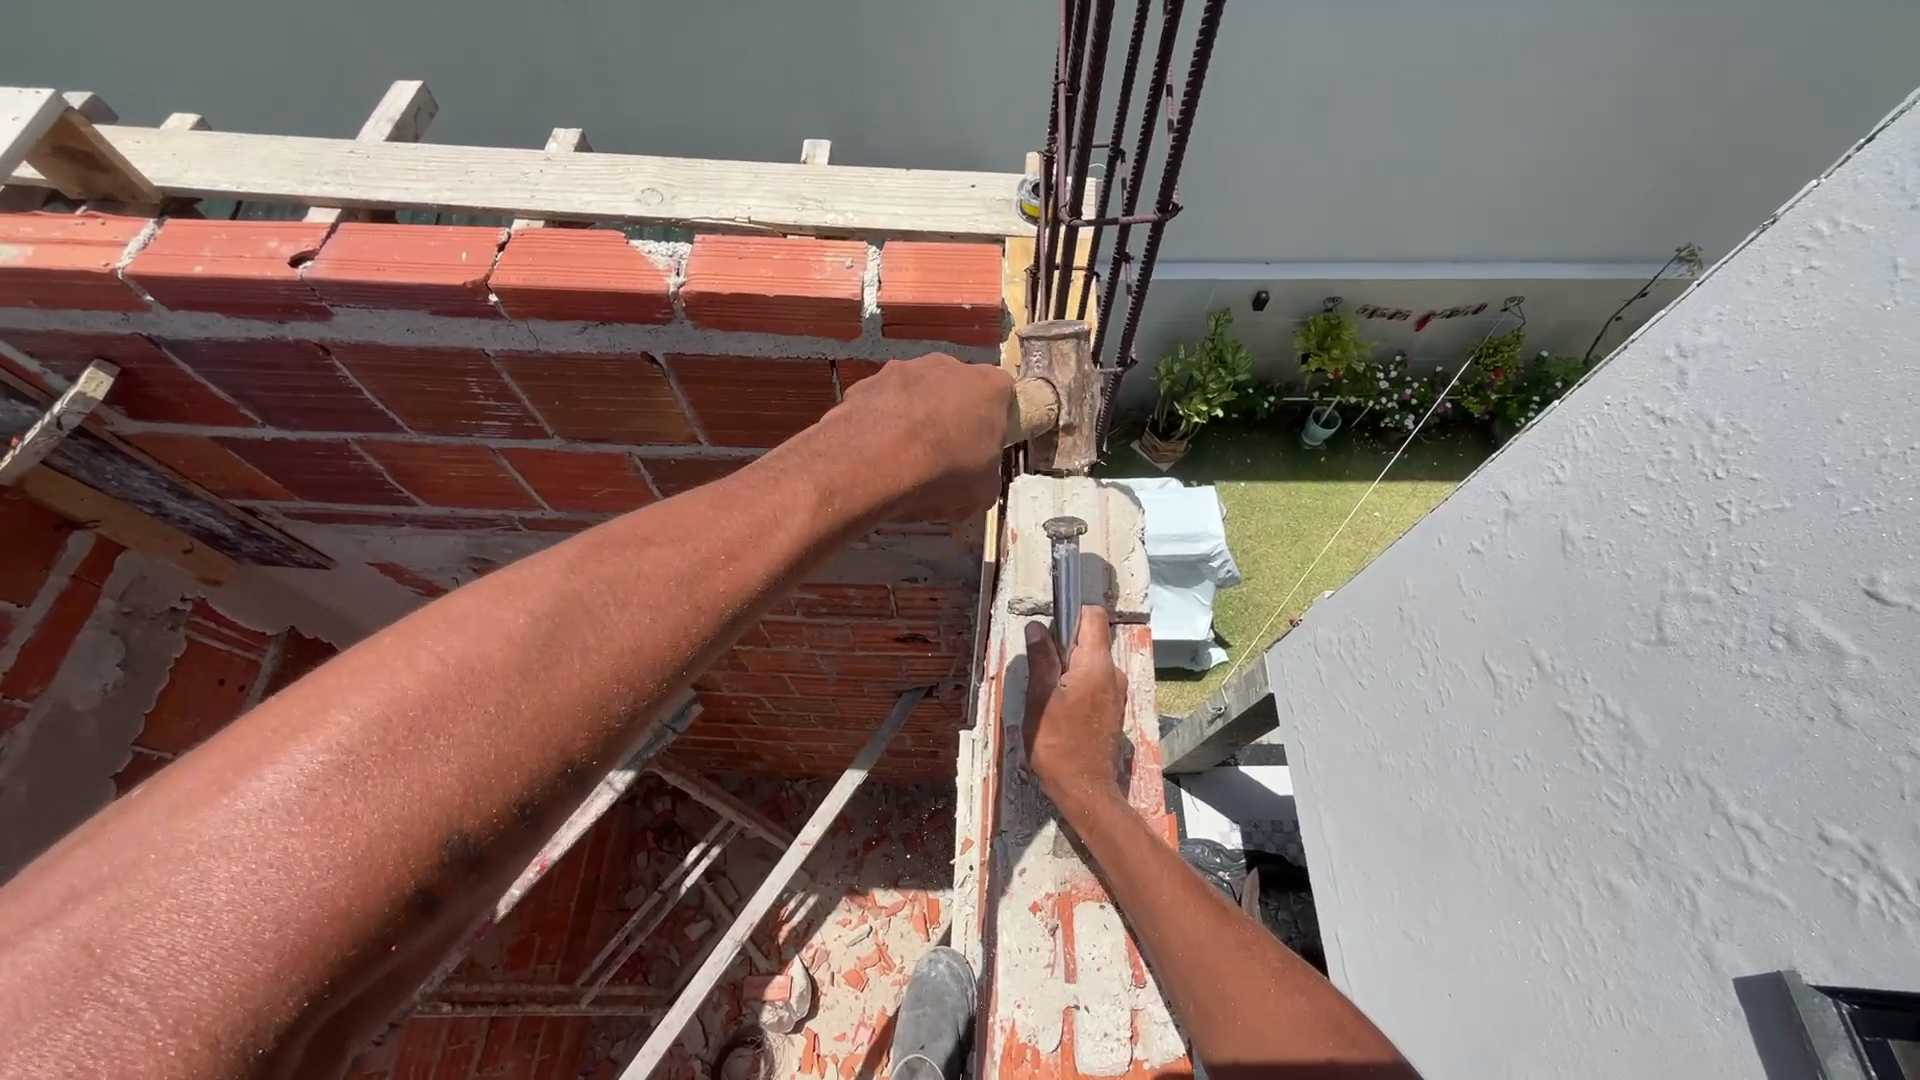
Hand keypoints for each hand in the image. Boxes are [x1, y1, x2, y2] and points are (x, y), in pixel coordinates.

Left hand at [829, 353, 1012, 521]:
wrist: (876, 463)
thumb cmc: (946, 472)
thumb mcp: (983, 492)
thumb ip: (985, 476)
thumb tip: (974, 482)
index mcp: (990, 386)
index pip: (1000, 398)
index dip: (989, 426)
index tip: (978, 451)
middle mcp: (949, 365)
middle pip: (954, 391)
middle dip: (948, 419)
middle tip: (940, 458)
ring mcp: (903, 369)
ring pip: (914, 395)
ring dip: (911, 420)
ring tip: (900, 460)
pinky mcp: (866, 382)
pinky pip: (879, 405)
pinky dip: (878, 425)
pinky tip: (872, 456)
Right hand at [1022, 606, 1127, 807]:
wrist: (1084, 789)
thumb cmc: (1056, 744)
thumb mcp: (1039, 699)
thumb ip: (1040, 659)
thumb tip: (1036, 627)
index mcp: (1096, 665)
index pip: (1093, 616)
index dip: (1071, 612)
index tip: (1049, 623)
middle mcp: (1113, 673)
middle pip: (1091, 639)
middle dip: (1065, 643)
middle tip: (1040, 664)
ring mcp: (1117, 691)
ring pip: (1092, 661)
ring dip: (1069, 666)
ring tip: (1047, 689)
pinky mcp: (1114, 707)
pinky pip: (1096, 680)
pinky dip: (1078, 682)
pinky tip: (1060, 704)